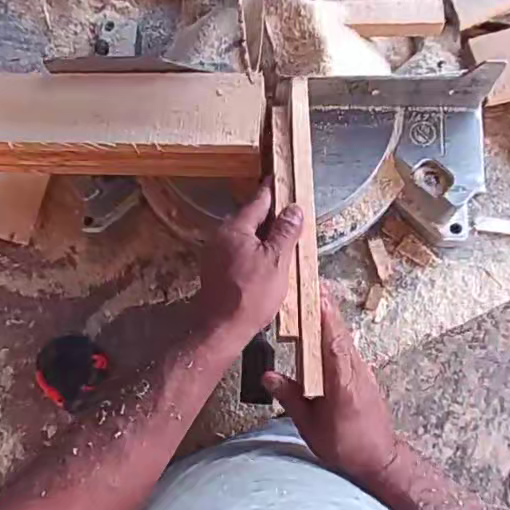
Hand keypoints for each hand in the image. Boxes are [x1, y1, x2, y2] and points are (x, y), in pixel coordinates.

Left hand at [193, 186, 304, 340]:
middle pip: (251, 217)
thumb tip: (294, 209)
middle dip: (272, 216)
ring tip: (286, 242)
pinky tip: (268, 262)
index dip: (275, 191)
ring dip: (264, 236)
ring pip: (245, 236)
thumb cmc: (251, 295)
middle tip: (294, 217)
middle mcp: (220, 236)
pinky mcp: (215, 269)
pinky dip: (254, 251)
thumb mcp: (277, 261)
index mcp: (235, 228)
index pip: (259, 200)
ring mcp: (215, 253)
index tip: (285, 181)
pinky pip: (239, 251)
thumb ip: (285, 232)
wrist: (222, 328)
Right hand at [263, 290, 402, 481]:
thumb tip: (268, 375)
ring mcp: (362, 372)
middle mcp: (355, 372)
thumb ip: (290, 397)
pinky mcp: (362, 375)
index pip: (332, 344)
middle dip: (326, 306)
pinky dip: (335, 331)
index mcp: (341, 384)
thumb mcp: (310, 425)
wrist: (379, 459)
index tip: (315, 295)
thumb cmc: (343, 446)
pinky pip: (347, 347)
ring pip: (344, 338)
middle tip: (311, 282)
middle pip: (339, 332)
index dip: (325, 317)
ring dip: (331, 316)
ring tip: (316, 295)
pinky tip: (326, 324)